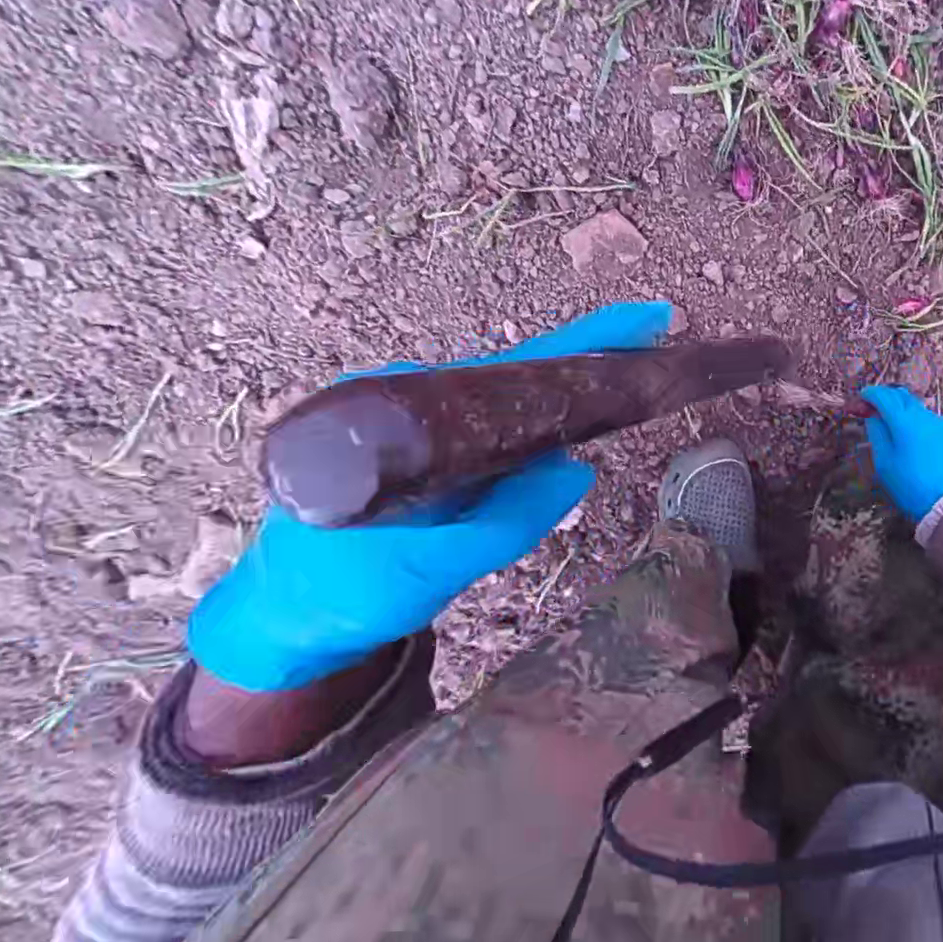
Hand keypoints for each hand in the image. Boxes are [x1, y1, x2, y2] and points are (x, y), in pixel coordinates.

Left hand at [188, 301, 673, 691]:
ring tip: (628, 381)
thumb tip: (577, 468)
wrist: (291, 621)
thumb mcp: (426, 569)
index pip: (510, 370)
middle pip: (518, 372)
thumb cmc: (344, 596)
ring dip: (571, 392)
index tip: (644, 319)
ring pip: (512, 400)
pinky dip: (547, 424)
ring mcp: (423, 426)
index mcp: (398, 416)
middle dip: (588, 357)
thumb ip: (503, 524)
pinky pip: (503, 429)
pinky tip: (576, 426)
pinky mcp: (435, 451)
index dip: (582, 344)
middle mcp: (410, 406)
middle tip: (651, 345)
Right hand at [860, 385, 942, 519]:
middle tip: (877, 411)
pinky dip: (926, 430)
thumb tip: (873, 415)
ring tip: (903, 439)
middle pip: (904, 398)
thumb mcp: (884, 463)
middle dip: (888, 401)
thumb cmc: (910, 487)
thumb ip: (877, 433)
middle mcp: (926, 416)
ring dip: (908, 418)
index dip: (870, 395)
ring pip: (921, 412)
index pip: (884, 396)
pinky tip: (925, 449)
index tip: (862, 399)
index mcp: (904, 422)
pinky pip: (937, 425)